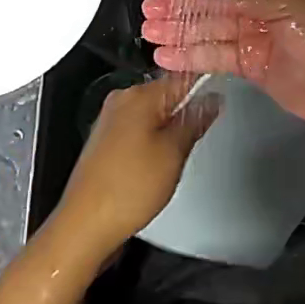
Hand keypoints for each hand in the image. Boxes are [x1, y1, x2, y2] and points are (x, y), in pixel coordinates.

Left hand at [53, 75, 211, 254]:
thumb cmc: (127, 189)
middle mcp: (121, 102)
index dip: (205, 88)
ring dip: (169, 131)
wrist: (85, 226)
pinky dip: (152, 144)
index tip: (219, 102)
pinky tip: (155, 167)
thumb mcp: (175, 151)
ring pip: (153, 116)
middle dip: (185, 114)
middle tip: (195, 139)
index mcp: (138, 96)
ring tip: (173, 159)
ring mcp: (110, 122)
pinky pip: (138, 132)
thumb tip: (211, 99)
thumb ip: (196, 119)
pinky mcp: (106, 143)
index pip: (181, 78)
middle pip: (166, 96)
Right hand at [140, 0, 304, 135]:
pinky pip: (218, 56)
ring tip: (150, 32)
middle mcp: (266, 3)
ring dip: (181, 30)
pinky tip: (170, 56)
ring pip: (212, 29)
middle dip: (182, 3)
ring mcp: (260, 35)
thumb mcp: (290, 2)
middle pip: (215, 0)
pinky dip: (193, 56)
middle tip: (151, 8)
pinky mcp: (256, 65)